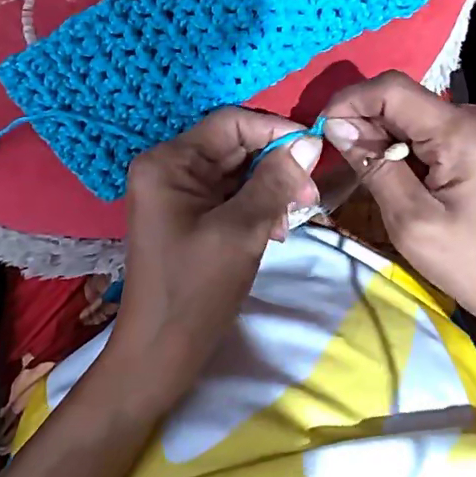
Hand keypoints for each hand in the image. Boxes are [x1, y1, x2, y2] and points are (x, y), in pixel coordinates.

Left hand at [107, 106, 321, 409]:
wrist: (160, 353)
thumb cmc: (195, 290)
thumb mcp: (241, 231)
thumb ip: (275, 182)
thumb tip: (309, 142)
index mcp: (168, 162)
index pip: (230, 123)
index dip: (275, 130)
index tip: (315, 150)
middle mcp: (169, 167)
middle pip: (235, 145)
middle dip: (276, 164)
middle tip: (310, 195)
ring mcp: (178, 192)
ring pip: (237, 171)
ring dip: (271, 188)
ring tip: (295, 218)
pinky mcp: (189, 214)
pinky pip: (230, 195)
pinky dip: (257, 205)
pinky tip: (276, 229)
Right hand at [323, 72, 475, 339]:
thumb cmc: (464, 260)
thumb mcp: (410, 219)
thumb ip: (374, 166)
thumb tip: (337, 126)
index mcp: (463, 132)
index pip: (393, 90)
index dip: (351, 100)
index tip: (322, 129)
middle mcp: (472, 115)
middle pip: (400, 96)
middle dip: (360, 117)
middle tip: (335, 152)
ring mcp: (474, 124)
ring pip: (406, 109)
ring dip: (375, 129)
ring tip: (355, 162)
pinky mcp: (470, 137)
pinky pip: (420, 124)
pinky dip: (393, 139)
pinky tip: (383, 165)